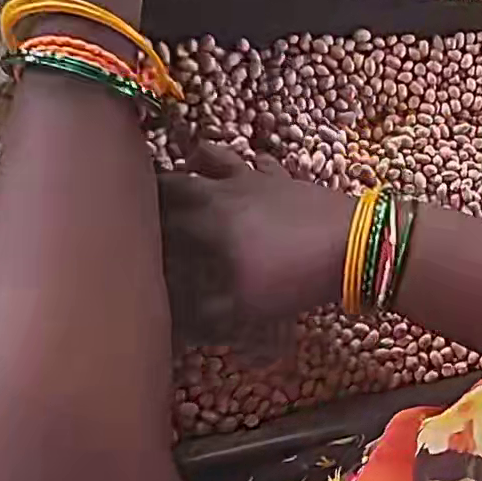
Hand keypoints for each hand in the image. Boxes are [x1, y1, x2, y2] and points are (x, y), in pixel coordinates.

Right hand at [158, 142, 354, 345]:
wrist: (357, 245)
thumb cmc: (294, 276)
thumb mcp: (246, 306)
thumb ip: (204, 313)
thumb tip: (173, 324)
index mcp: (206, 219)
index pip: (158, 217)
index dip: (139, 228)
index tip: (125, 237)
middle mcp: (222, 190)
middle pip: (176, 180)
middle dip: (153, 188)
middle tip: (140, 197)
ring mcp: (255, 178)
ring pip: (213, 156)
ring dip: (193, 162)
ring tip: (185, 168)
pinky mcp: (284, 177)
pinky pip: (257, 163)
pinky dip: (245, 166)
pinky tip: (247, 172)